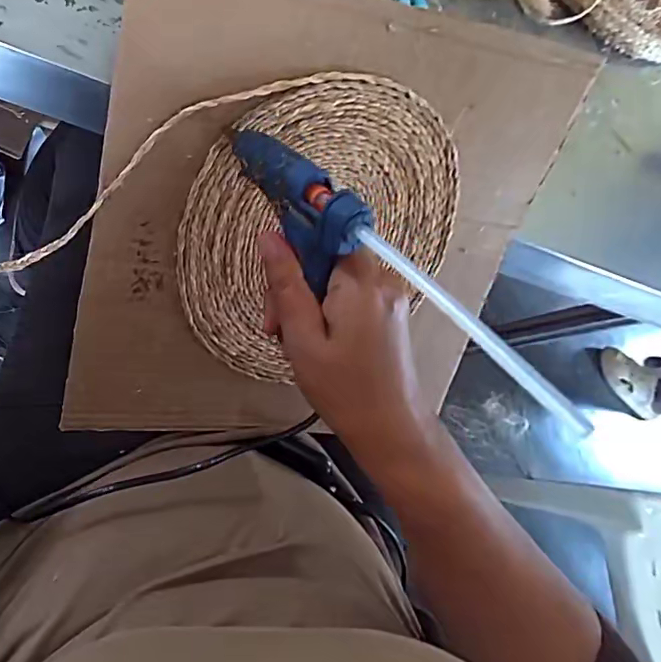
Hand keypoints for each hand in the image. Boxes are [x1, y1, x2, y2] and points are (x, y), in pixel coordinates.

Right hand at [257, 232, 433, 457]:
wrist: (391, 431)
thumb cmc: (344, 390)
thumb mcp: (303, 337)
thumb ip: (286, 283)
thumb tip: (269, 235)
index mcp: (362, 281)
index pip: (327, 230)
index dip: (295, 244)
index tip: (274, 274)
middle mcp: (382, 280)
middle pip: (327, 256)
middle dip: (296, 283)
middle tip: (277, 326)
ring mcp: (389, 296)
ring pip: (334, 276)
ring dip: (308, 300)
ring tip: (295, 341)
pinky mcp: (389, 311)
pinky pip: (349, 293)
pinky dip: (327, 309)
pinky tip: (316, 341)